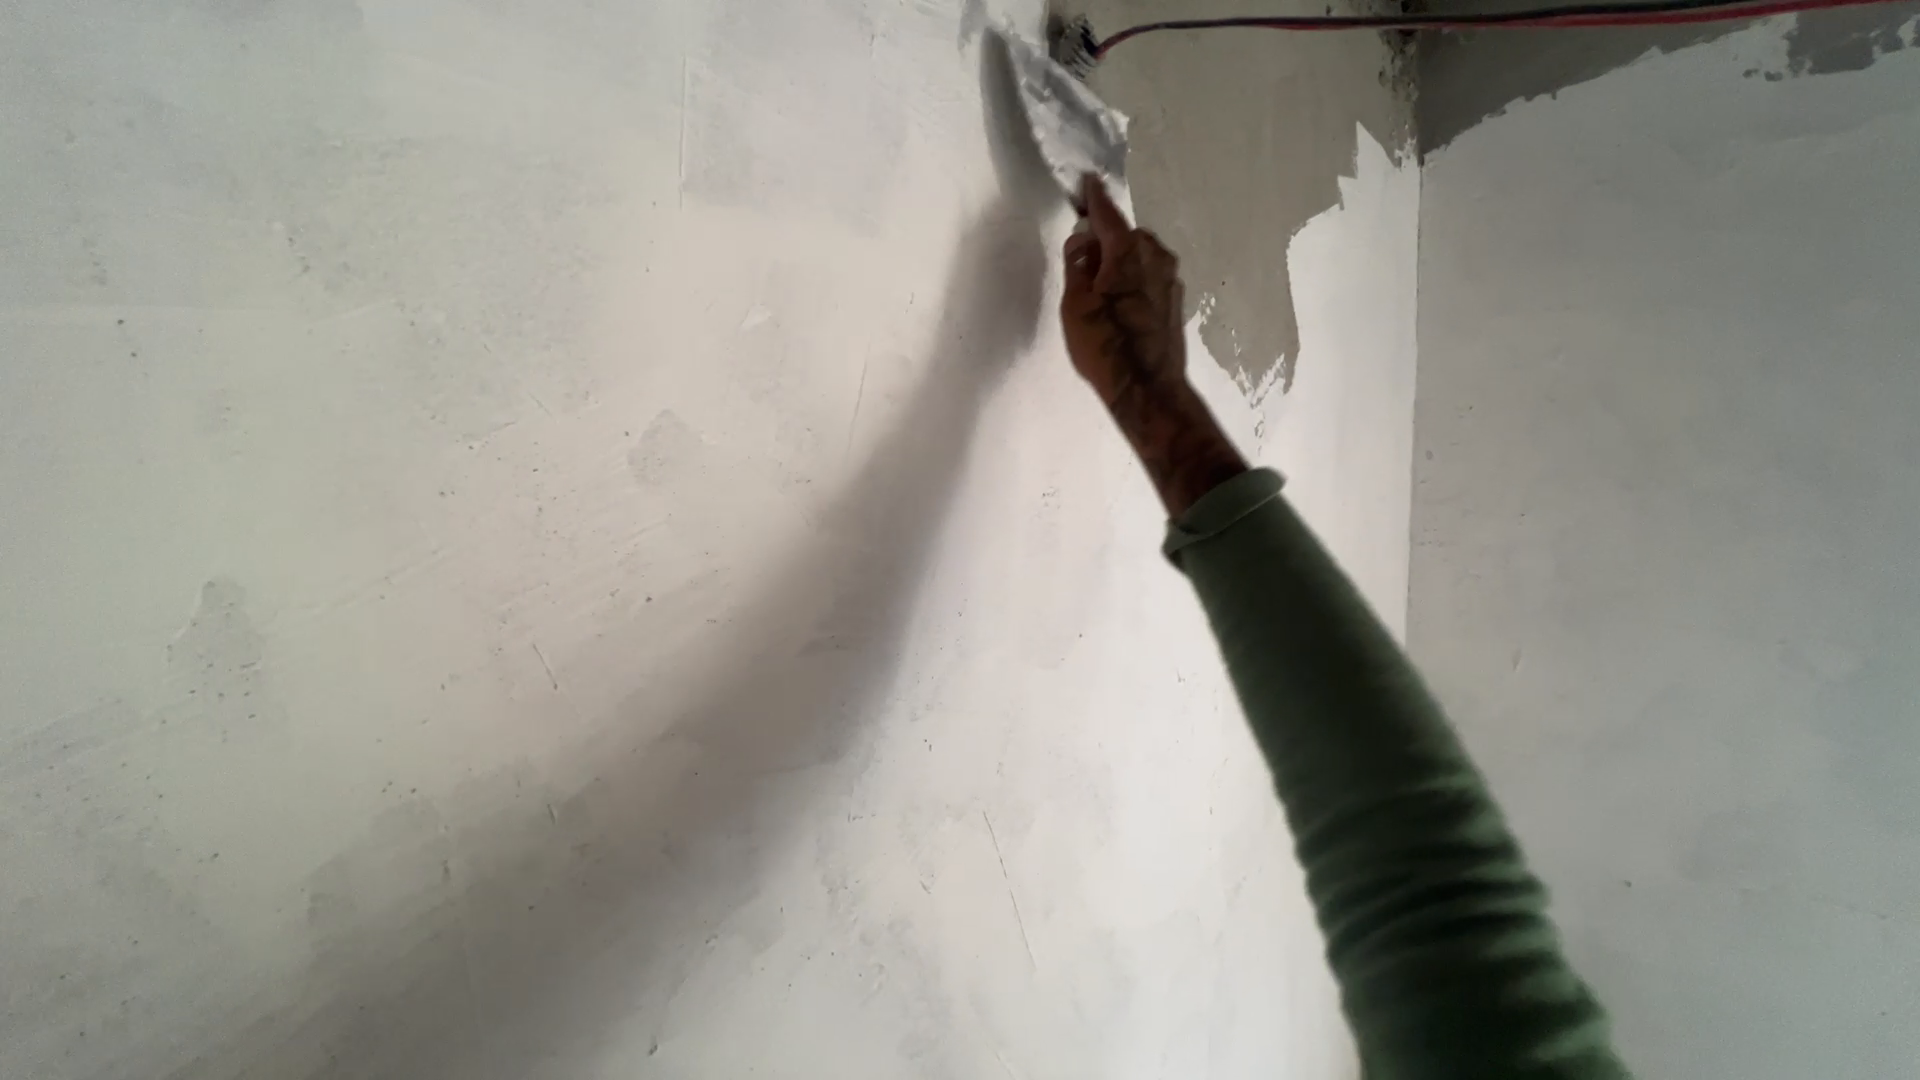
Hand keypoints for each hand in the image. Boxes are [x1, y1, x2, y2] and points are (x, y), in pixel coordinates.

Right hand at [1060, 175, 1186, 405]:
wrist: (1148, 389)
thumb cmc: (1104, 346)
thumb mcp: (1075, 305)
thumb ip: (1077, 266)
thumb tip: (1082, 241)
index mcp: (1128, 250)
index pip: (1107, 213)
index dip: (1093, 198)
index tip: (1086, 182)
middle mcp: (1156, 256)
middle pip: (1126, 236)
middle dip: (1106, 239)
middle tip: (1083, 255)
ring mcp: (1171, 279)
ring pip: (1140, 257)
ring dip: (1121, 262)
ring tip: (1100, 286)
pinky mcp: (1175, 301)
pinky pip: (1148, 277)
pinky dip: (1133, 279)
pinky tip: (1119, 302)